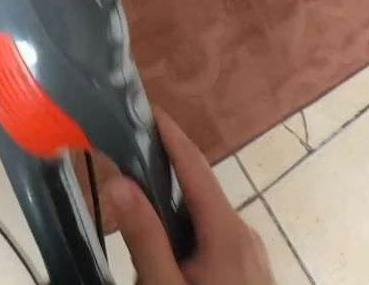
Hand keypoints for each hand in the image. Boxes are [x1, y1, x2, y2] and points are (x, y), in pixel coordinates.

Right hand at [104, 113, 277, 284]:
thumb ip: (144, 237)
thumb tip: (118, 179)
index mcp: (228, 232)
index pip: (194, 164)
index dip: (168, 130)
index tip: (140, 102)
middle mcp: (244, 236)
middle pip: (197, 187)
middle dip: (159, 167)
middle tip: (118, 148)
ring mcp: (250, 258)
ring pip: (202, 215)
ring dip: (169, 203)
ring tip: (131, 194)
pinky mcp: (247, 277)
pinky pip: (210, 237)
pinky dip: (183, 227)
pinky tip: (160, 243)